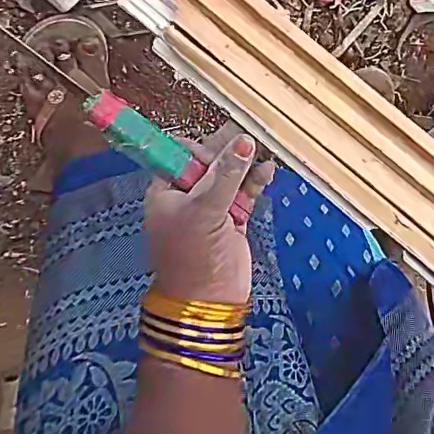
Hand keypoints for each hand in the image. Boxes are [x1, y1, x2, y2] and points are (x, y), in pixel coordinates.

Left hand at [143, 132, 274, 304]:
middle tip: (249, 130)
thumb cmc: (194, 254)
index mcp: (166, 191)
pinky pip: (244, 193)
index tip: (221, 140)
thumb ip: (226, 174)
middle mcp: (186, 196)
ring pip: (229, 176)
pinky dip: (255, 181)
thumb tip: (244, 141)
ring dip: (245, 163)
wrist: (209, 302)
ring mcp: (210, 208)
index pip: (179, 156)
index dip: (199, 146)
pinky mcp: (232, 219)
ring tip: (264, 144)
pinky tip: (267, 169)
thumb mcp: (205, 210)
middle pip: (208, 163)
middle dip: (228, 149)